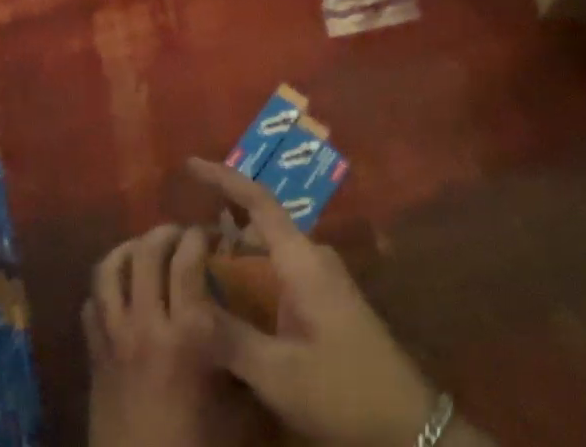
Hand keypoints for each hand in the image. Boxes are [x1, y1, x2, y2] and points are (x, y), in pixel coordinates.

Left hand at [86, 224, 263, 446]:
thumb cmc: (200, 443)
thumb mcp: (238, 404)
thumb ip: (241, 354)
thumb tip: (247, 318)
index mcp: (188, 332)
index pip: (188, 261)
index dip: (200, 236)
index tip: (214, 234)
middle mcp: (146, 323)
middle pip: (145, 252)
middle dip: (165, 233)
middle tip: (181, 235)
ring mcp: (114, 336)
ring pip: (108, 269)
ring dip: (128, 249)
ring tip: (145, 248)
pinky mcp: (93, 354)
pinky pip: (91, 303)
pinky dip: (105, 288)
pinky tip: (121, 291)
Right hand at [188, 158, 444, 446]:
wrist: (409, 426)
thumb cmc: (344, 390)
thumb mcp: (278, 372)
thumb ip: (227, 336)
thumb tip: (182, 306)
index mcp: (302, 261)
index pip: (259, 202)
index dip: (223, 179)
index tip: (190, 164)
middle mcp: (313, 260)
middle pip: (260, 223)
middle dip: (220, 218)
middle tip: (176, 229)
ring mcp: (322, 281)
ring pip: (268, 251)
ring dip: (233, 250)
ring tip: (191, 258)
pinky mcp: (325, 303)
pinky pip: (277, 271)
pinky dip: (248, 272)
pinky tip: (226, 294)